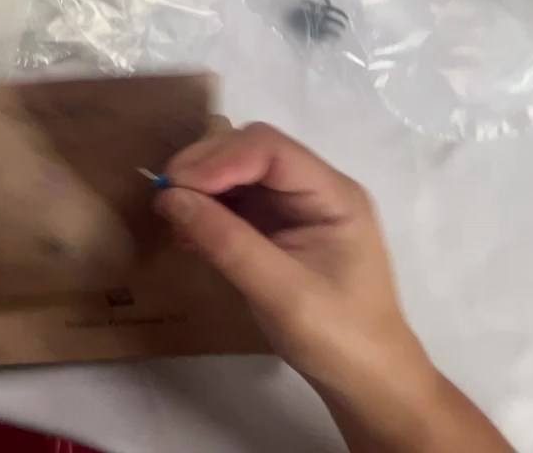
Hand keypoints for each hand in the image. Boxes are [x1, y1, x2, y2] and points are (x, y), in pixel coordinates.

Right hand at [153, 122, 431, 403]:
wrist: (366, 384)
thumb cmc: (338, 339)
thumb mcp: (281, 293)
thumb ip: (226, 241)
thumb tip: (168, 197)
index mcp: (333, 196)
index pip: (269, 149)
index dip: (220, 158)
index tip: (178, 186)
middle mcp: (312, 188)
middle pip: (246, 149)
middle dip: (203, 167)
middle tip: (166, 197)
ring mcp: (292, 204)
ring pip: (232, 167)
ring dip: (197, 185)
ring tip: (173, 217)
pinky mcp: (272, 221)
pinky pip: (228, 194)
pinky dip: (201, 205)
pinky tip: (187, 231)